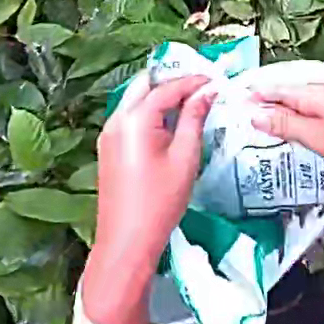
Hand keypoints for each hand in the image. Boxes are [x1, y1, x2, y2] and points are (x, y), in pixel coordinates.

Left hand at [81, 74, 215, 323]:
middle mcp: (117, 119)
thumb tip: (207, 92)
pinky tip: (170, 122)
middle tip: (200, 87)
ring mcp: (109, 132)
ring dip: (160, 96)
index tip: (214, 80)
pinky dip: (149, 111)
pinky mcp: (108, 146)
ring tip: (189, 102)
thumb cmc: (160, 202)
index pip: (166, 88)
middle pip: (145, 85)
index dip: (192, 82)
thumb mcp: (185, 158)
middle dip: (172, 82)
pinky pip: (130, 116)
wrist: (126, 242)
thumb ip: (194, 119)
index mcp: (135, 119)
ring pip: (135, 99)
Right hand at [248, 84, 323, 160]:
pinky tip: (308, 119)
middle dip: (267, 98)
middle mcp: (318, 87)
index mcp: (305, 93)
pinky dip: (304, 109)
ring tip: (273, 116)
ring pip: (302, 96)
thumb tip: (255, 115)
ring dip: (286, 104)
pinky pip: (317, 102)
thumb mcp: (317, 135)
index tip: (235, 100)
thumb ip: (286, 125)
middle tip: (248, 109)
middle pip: (285, 91)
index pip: (270, 90)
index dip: (252, 95)